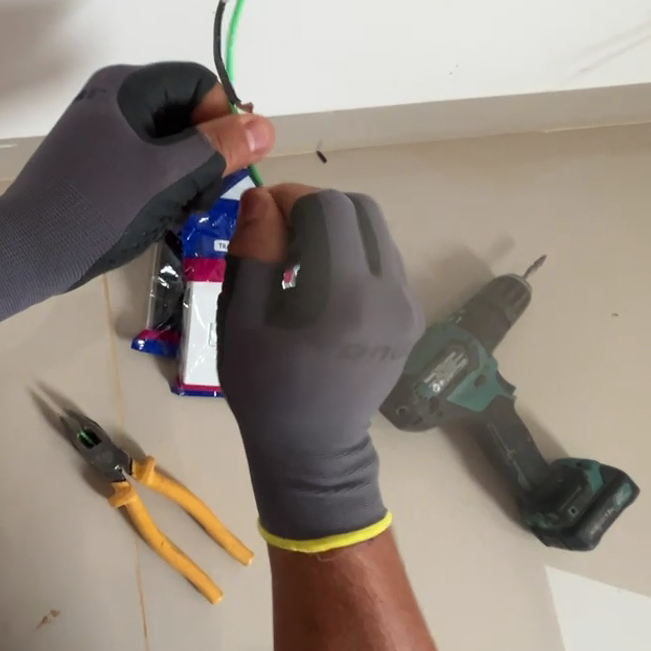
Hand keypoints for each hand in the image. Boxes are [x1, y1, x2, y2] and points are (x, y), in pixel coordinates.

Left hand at [0, 62, 274, 336]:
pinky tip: (158, 215)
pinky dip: (161, 186)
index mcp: (126, 87)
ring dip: (185, 176)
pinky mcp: (94, 160)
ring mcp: (100, 130)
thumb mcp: (167, 178)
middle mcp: (112, 98)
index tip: (225, 164)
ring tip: (177, 212)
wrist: (27, 249)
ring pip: (169, 142)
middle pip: (186, 112)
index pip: (199, 84)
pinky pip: (145, 161)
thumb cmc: (98, 208)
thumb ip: (218, 148)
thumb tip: (265, 126)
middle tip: (198, 198)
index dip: (221, 120)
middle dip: (204, 155)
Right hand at [218, 186, 423, 549]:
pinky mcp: (410, 316)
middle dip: (316, 206)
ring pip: (376, 231)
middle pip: (362, 209)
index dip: (291, 197)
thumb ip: (252, 255)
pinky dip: (350, 252)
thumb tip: (262, 197)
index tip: (260, 215)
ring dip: (334, 228)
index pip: (330, 208)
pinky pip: (383, 259)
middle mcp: (391, 294)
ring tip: (295, 260)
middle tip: (277, 233)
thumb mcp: (240, 323)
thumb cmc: (265, 392)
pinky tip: (318, 283)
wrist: (313, 453)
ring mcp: (408, 305)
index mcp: (347, 297)